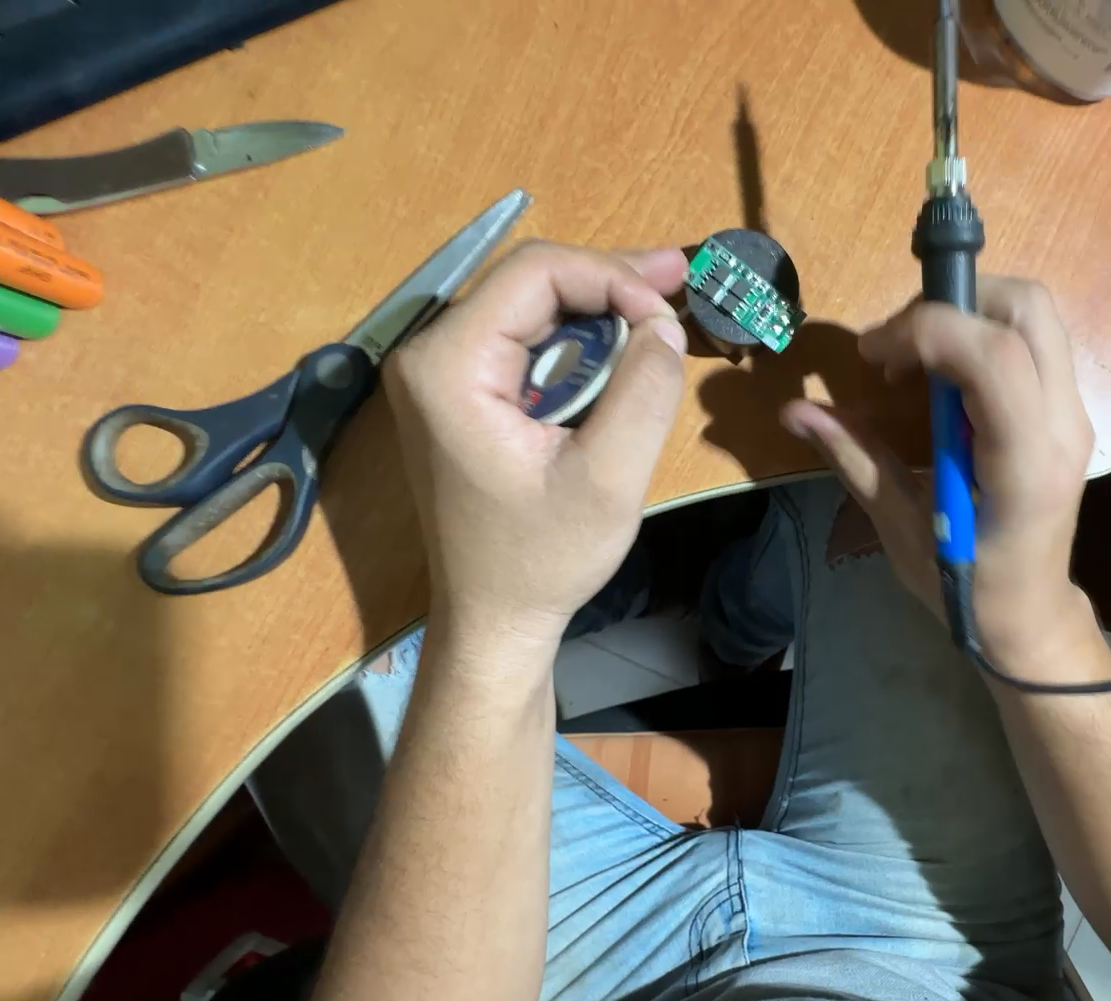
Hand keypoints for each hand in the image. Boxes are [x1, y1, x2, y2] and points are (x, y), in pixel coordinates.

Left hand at [385, 242, 689, 645]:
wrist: (494, 617)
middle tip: (678, 280)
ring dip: (599, 309)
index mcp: (452, 366)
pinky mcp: (459, 397)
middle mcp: (432, 356)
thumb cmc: (544, 558)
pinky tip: (621, 347)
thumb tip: (664, 324)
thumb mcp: (609, 482)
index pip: (536, 274)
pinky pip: (524, 345)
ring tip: (659, 309)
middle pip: (530, 283)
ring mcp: (441, 376)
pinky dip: (579, 343)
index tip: (667, 315)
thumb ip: (643, 394)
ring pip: (530, 310)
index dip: (611, 278)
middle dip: (609, 281)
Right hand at [781, 279, 1098, 676]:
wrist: (1029, 614)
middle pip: (1025, 309)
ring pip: (1033, 314)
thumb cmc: (964, 586)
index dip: (924, 332)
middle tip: (895, 347)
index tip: (871, 357)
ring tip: (914, 361)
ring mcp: (1073, 414)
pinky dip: (980, 335)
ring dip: (966, 314)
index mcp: (1025, 465)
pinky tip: (942, 379)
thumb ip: (856, 461)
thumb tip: (795, 412)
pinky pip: (1031, 340)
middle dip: (950, 303)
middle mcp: (1063, 426)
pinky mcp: (1066, 411)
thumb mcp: (902, 530)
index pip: (994, 356)